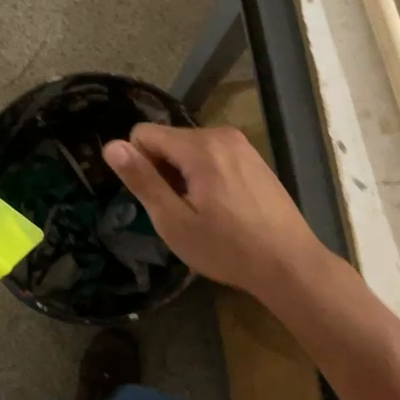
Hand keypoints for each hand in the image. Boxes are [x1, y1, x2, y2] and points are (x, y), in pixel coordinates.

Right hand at [103, 124, 331, 298]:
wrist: (289, 265)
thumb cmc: (227, 248)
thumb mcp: (174, 221)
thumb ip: (142, 180)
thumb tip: (110, 146)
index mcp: (199, 147)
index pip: (143, 134)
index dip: (139, 166)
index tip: (156, 199)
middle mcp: (221, 135)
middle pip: (167, 140)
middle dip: (162, 170)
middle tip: (178, 211)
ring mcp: (241, 146)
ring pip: (189, 149)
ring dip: (182, 175)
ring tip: (199, 212)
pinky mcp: (254, 159)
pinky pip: (212, 156)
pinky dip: (204, 176)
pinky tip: (219, 208)